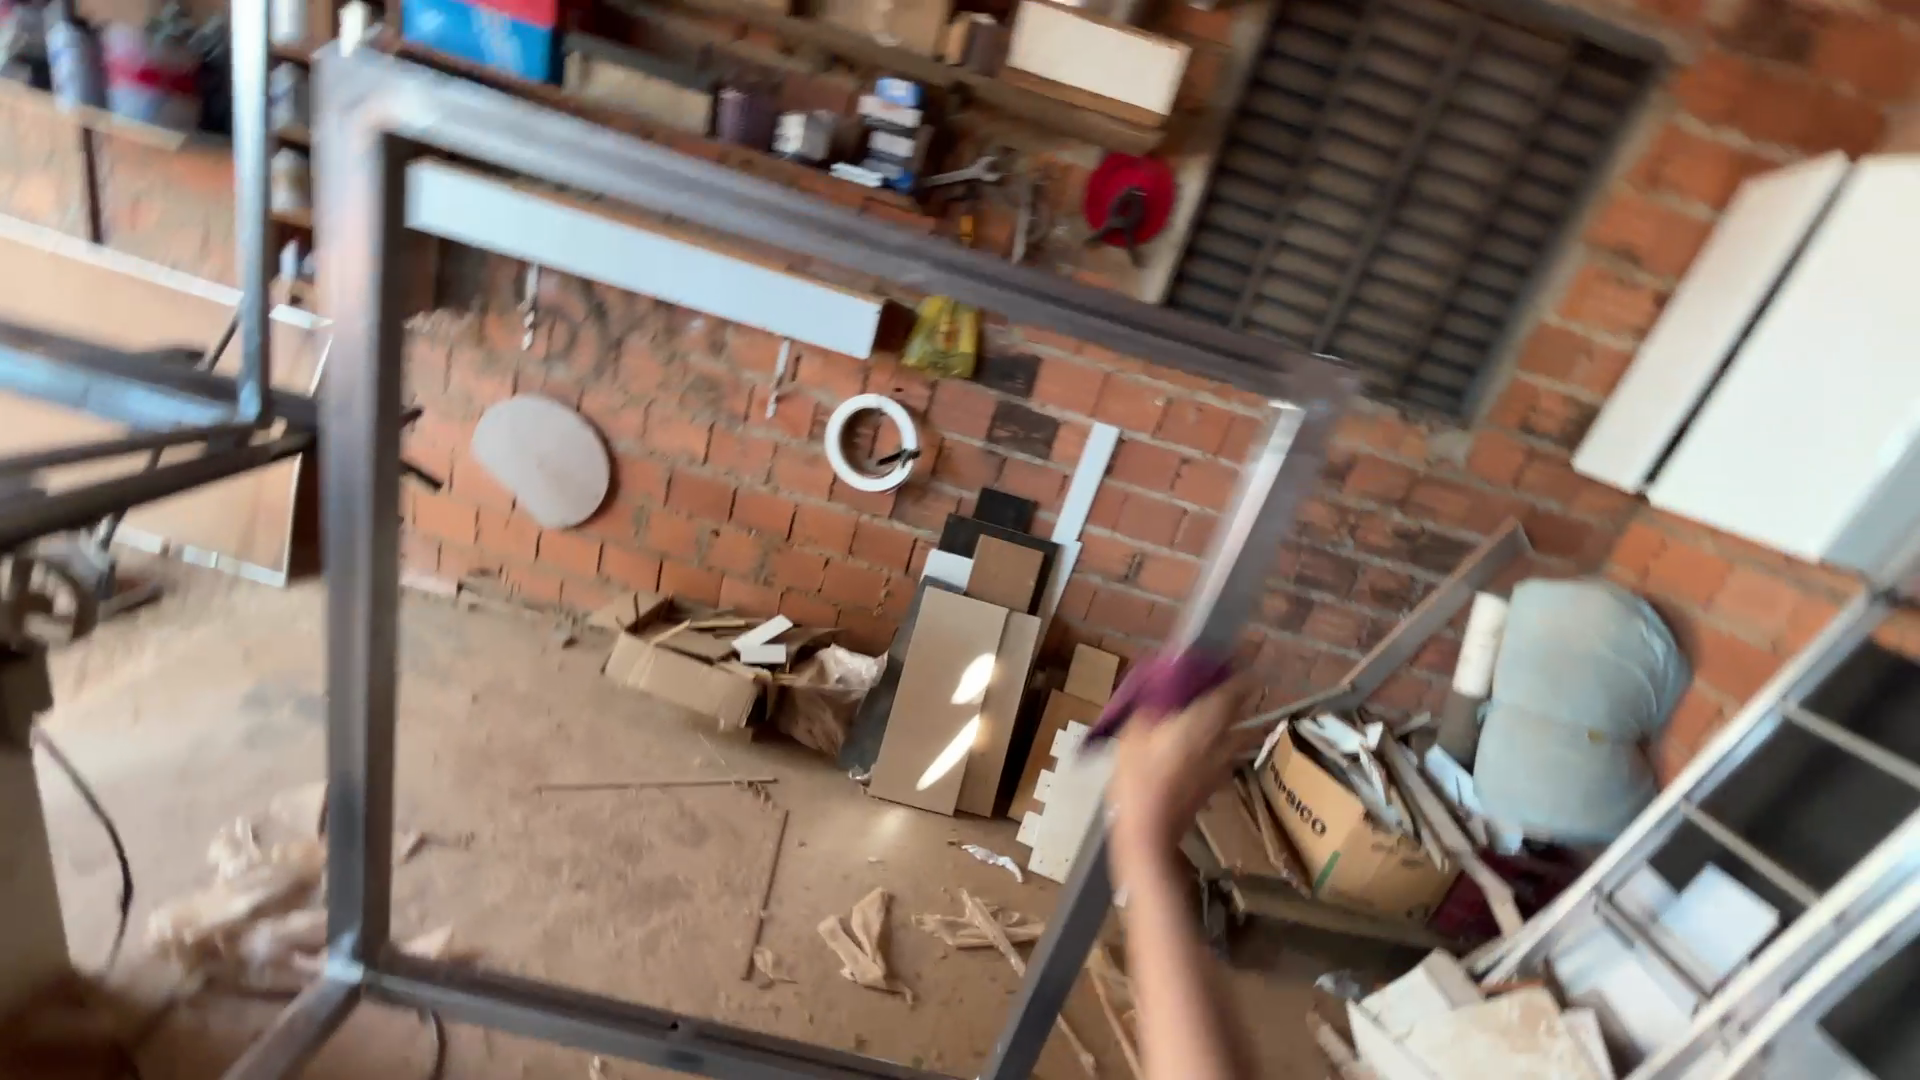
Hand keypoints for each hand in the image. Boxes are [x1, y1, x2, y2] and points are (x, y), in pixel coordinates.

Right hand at [1106, 676, 1259, 861]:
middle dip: (1236, 692)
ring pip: (1240, 732)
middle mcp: (1223, 739)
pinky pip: (1227, 751)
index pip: (1238, 688)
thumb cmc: (1139, 778)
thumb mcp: (1134, 733)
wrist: (1150, 831)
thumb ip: (1151, 707)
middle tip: (1216, 683)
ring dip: (1232, 718)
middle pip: (1244, 709)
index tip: (1230, 661)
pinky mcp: (1217, 782)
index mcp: (1205, 721)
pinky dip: (1221, 740)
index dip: (1239, 671)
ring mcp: (1224, 763)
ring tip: (1210, 711)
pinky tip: (1199, 743)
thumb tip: (1160, 690)